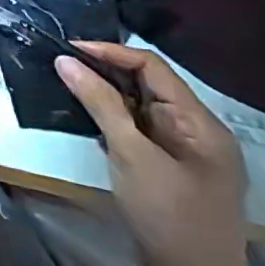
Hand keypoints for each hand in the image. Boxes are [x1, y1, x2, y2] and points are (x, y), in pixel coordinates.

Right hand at [57, 41, 249, 265]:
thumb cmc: (169, 216)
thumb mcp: (132, 156)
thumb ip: (101, 104)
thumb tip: (65, 59)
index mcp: (200, 122)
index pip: (152, 67)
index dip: (110, 52)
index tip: (69, 48)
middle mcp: (197, 130)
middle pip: (148, 84)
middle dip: (105, 71)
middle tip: (64, 64)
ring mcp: (185, 151)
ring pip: (142, 106)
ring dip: (107, 94)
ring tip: (69, 82)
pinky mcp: (170, 169)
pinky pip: (140, 128)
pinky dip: (114, 117)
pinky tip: (89, 114)